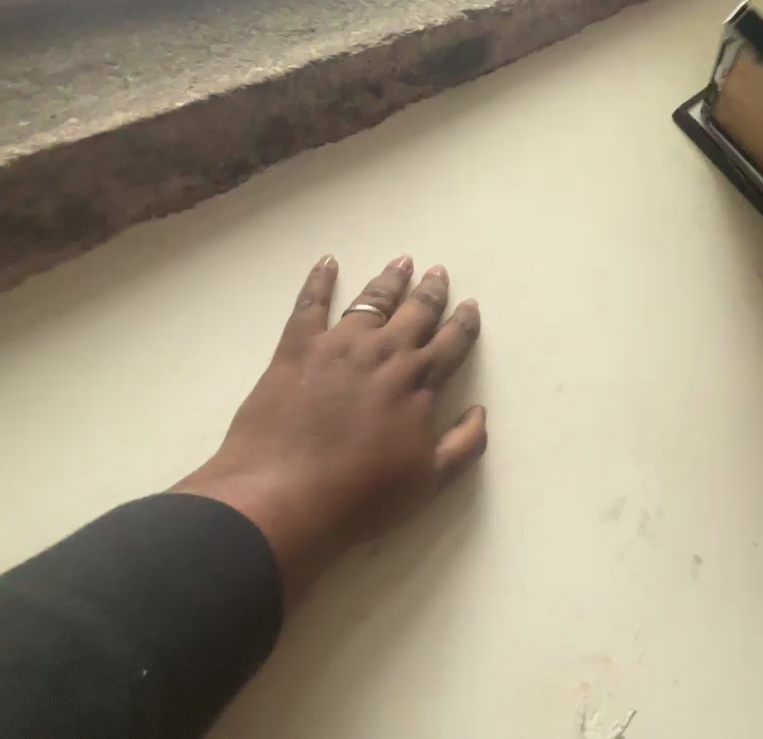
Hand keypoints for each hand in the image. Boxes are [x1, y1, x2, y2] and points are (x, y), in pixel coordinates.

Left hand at [173, 254, 487, 595]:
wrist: (282, 499)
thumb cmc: (360, 496)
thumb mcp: (429, 481)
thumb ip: (465, 444)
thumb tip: (480, 410)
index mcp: (419, 381)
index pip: (451, 342)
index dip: (464, 322)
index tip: (470, 305)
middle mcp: (386, 352)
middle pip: (417, 312)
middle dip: (431, 291)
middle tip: (438, 271)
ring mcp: (339, 345)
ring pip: (373, 300)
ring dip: (390, 280)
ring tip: (402, 261)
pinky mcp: (297, 349)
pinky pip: (310, 305)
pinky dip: (319, 281)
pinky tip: (327, 262)